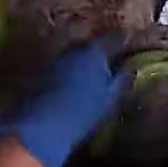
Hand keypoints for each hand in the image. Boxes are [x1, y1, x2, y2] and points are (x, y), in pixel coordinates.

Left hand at [0, 41, 125, 166]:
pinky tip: (70, 85)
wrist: (39, 129)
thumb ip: (122, 78)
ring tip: (89, 74)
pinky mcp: (37, 73)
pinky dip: (67, 71)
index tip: (128, 42)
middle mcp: (71, 50)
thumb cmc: (83, 113)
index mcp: (93, 53)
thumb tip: (130, 65)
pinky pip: (59, 66)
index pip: (111, 38)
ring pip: (72, 55)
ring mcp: (52, 61)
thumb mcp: (110, 98)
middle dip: (99, 50)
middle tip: (109, 61)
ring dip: (81, 61)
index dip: (121, 39)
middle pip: (89, 44)